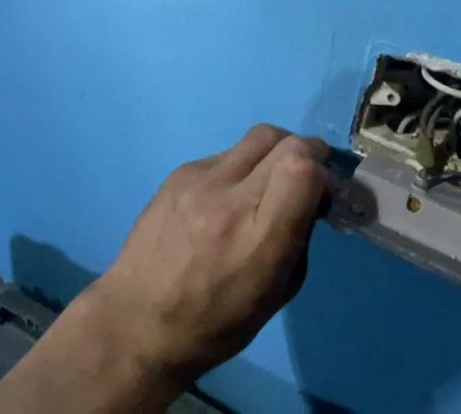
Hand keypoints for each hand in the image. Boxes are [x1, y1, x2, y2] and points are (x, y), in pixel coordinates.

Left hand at [76, 123, 331, 383]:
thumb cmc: (217, 323)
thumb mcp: (278, 293)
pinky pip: (226, 154)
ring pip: (256, 138)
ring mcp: (200, 179)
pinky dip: (241, 168)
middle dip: (306, 154)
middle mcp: (230, 198)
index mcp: (260, 238)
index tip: (321, 193)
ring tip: (266, 185)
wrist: (139, 321)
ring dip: (274, 155)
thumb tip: (309, 199)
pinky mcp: (179, 172)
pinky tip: (227, 198)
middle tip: (305, 178)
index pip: (302, 166)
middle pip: (285, 141)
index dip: (321, 172)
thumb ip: (299, 236)